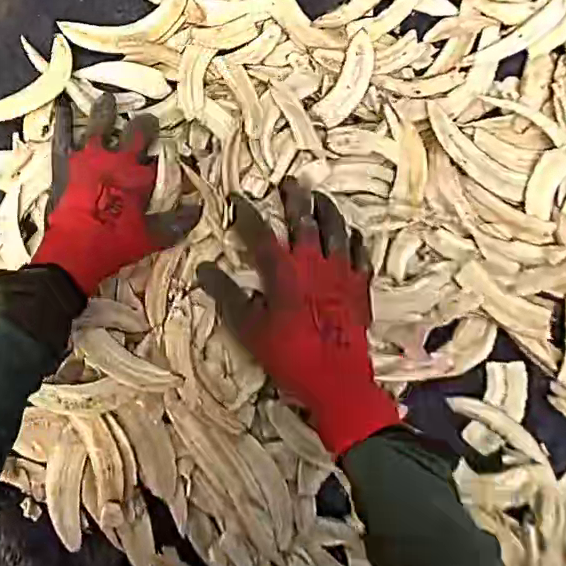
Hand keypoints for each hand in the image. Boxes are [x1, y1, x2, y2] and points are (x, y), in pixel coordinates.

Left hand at [31, 94, 200, 292]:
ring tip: (107, 99)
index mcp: (140, 175)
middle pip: (135, 133)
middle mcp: (117, 159)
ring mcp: (88, 157)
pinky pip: (62, 135)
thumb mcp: (152, 237)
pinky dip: (62, 120)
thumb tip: (198, 209)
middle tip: (147, 121)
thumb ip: (176, 222)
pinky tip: (61, 105)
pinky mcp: (64, 161)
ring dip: (106, 111)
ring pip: (99, 126)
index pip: (158, 158)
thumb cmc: (115, 243)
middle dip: (143, 125)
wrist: (75, 248)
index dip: (164, 154)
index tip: (166, 151)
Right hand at [196, 180, 399, 456]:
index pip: (260, 234)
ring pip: (336, 232)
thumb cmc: (289, 355)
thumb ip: (227, 295)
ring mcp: (341, 275)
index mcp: (282, 272)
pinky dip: (355, 241)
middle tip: (289, 181)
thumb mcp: (249, 328)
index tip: (236, 198)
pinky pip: (361, 256)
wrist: (339, 384)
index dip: (246, 213)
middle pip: (304, 222)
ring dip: (327, 211)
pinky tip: (351, 233)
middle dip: (295, 199)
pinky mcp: (360, 290)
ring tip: (320, 197)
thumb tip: (204, 269)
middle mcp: (313, 265)